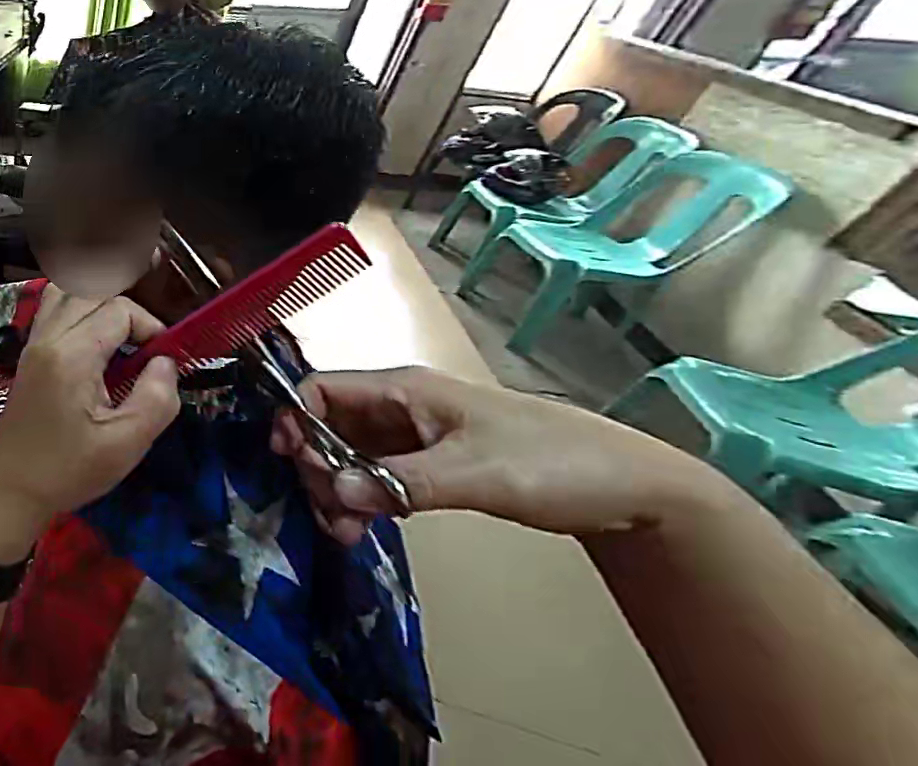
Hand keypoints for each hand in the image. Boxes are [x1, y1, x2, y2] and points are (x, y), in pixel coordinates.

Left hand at [0, 285, 180, 561]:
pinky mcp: (28, 352)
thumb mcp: (126, 445)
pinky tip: (94, 338)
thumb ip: (156, 397)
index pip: (120, 309)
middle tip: (145, 347)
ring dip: (100, 302)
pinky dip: (78, 307)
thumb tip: (166, 361)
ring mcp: (33, 341)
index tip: (161, 361)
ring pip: (68, 290)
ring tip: (121, 335)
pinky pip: (53, 306)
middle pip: (94, 290)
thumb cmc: (69, 471)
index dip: (150, 326)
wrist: (11, 492)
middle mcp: (48, 337)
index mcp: (71, 355)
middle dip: (129, 310)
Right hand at [271, 367, 729, 544]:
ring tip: (342, 530)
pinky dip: (360, 500)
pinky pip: (373, 477)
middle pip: (327, 424)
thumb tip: (335, 494)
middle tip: (326, 509)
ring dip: (335, 488)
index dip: (296, 417)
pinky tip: (360, 529)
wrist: (626, 488)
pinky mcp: (424, 464)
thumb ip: (403, 481)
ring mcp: (410, 436)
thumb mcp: (476, 472)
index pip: (323, 388)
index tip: (291, 461)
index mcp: (402, 388)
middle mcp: (397, 407)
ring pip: (347, 454)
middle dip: (315, 463)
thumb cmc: (550, 461)